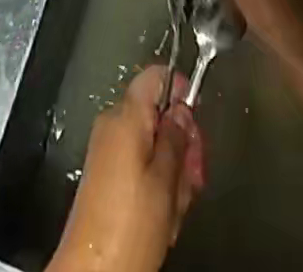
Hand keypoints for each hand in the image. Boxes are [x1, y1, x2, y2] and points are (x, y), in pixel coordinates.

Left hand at [49, 66, 205, 271]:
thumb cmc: (130, 226)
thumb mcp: (166, 179)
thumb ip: (177, 136)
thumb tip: (183, 109)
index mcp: (125, 118)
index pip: (155, 76)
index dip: (180, 89)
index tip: (195, 117)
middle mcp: (112, 126)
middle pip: (157, 112)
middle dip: (181, 140)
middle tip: (193, 173)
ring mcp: (108, 151)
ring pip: (153, 143)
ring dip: (173, 170)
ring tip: (176, 204)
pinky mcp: (107, 176)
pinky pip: (141, 164)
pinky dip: (158, 184)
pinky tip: (164, 213)